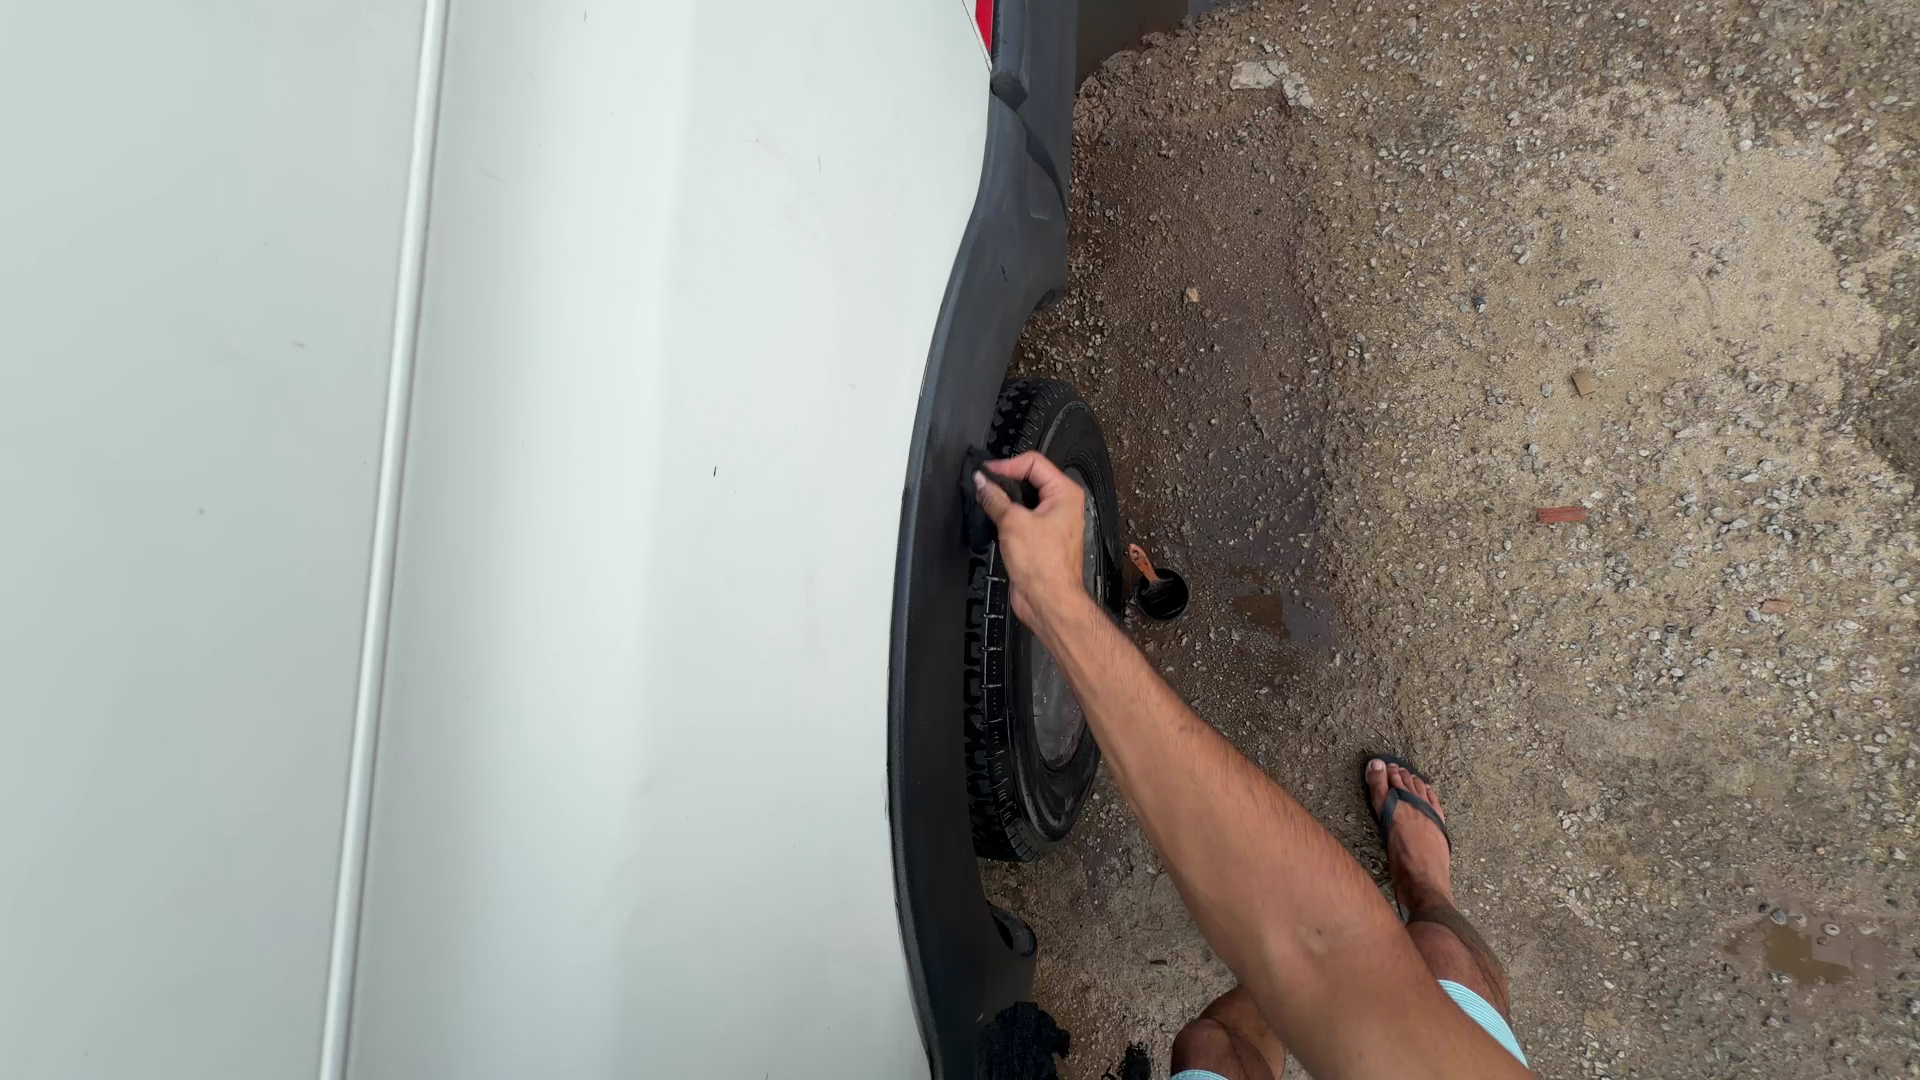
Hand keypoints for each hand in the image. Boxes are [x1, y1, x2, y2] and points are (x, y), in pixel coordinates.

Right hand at [973, 451, 1094, 633]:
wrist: (1049, 601)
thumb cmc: (1046, 568)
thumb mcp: (1013, 523)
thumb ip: (994, 498)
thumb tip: (982, 482)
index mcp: (1065, 493)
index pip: (1033, 463)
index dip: (1007, 465)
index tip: (985, 473)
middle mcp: (1061, 506)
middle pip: (1028, 479)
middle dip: (1004, 482)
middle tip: (982, 485)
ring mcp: (1051, 523)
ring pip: (1022, 500)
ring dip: (1003, 501)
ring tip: (985, 502)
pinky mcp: (1039, 539)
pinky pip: (1020, 519)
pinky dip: (1006, 518)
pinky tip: (992, 521)